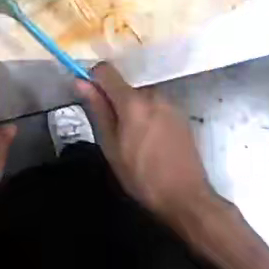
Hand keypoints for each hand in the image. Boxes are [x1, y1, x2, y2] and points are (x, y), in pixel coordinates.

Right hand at [76, 63, 217, 225]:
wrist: (187, 198)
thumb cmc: (142, 176)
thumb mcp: (111, 146)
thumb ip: (97, 109)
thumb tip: (80, 82)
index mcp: (132, 101)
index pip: (105, 70)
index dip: (93, 79)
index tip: (91, 98)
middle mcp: (153, 94)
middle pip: (124, 85)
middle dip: (114, 100)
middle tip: (113, 130)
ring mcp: (170, 104)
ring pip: (140, 96)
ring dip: (132, 109)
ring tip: (133, 140)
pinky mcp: (181, 115)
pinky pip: (155, 106)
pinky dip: (147, 116)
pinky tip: (151, 142)